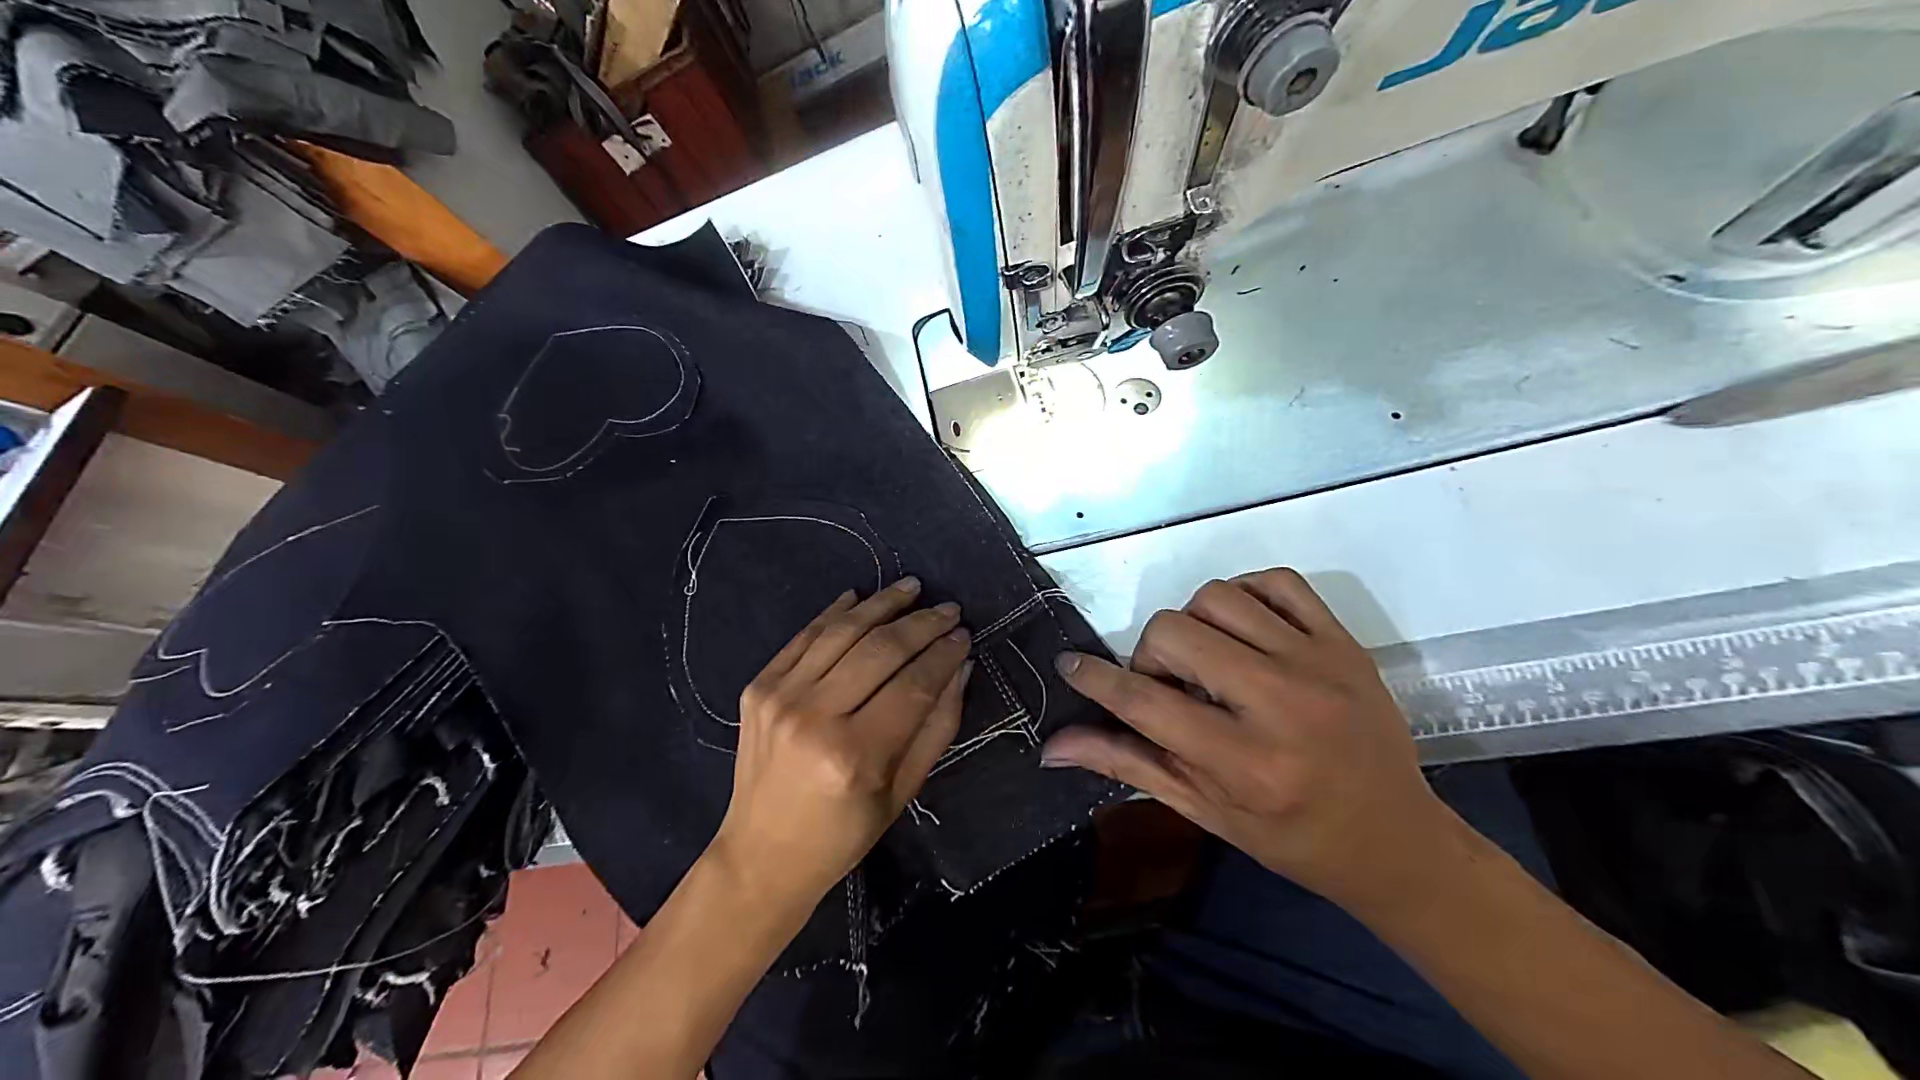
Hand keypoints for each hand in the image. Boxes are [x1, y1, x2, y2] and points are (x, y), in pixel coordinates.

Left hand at [712, 576, 971, 905]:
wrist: (761, 855)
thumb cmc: (843, 834)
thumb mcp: (904, 792)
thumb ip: (938, 726)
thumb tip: (960, 666)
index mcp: (855, 755)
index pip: (914, 685)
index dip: (944, 655)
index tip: (965, 636)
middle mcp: (813, 717)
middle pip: (881, 650)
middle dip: (922, 624)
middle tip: (948, 609)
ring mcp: (779, 697)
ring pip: (842, 632)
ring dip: (881, 604)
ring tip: (911, 588)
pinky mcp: (757, 687)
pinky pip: (804, 637)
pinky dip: (834, 612)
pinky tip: (859, 596)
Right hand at [1042, 569, 1453, 909]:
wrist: (1397, 840)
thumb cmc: (1292, 837)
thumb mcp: (1204, 811)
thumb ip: (1128, 765)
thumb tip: (1053, 745)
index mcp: (1247, 764)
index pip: (1145, 703)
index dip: (1096, 679)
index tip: (1070, 665)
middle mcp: (1283, 705)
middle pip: (1174, 632)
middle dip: (1151, 656)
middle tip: (1168, 686)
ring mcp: (1320, 665)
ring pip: (1217, 596)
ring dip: (1193, 624)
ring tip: (1206, 660)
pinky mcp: (1345, 642)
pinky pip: (1276, 581)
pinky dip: (1244, 596)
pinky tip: (1242, 632)